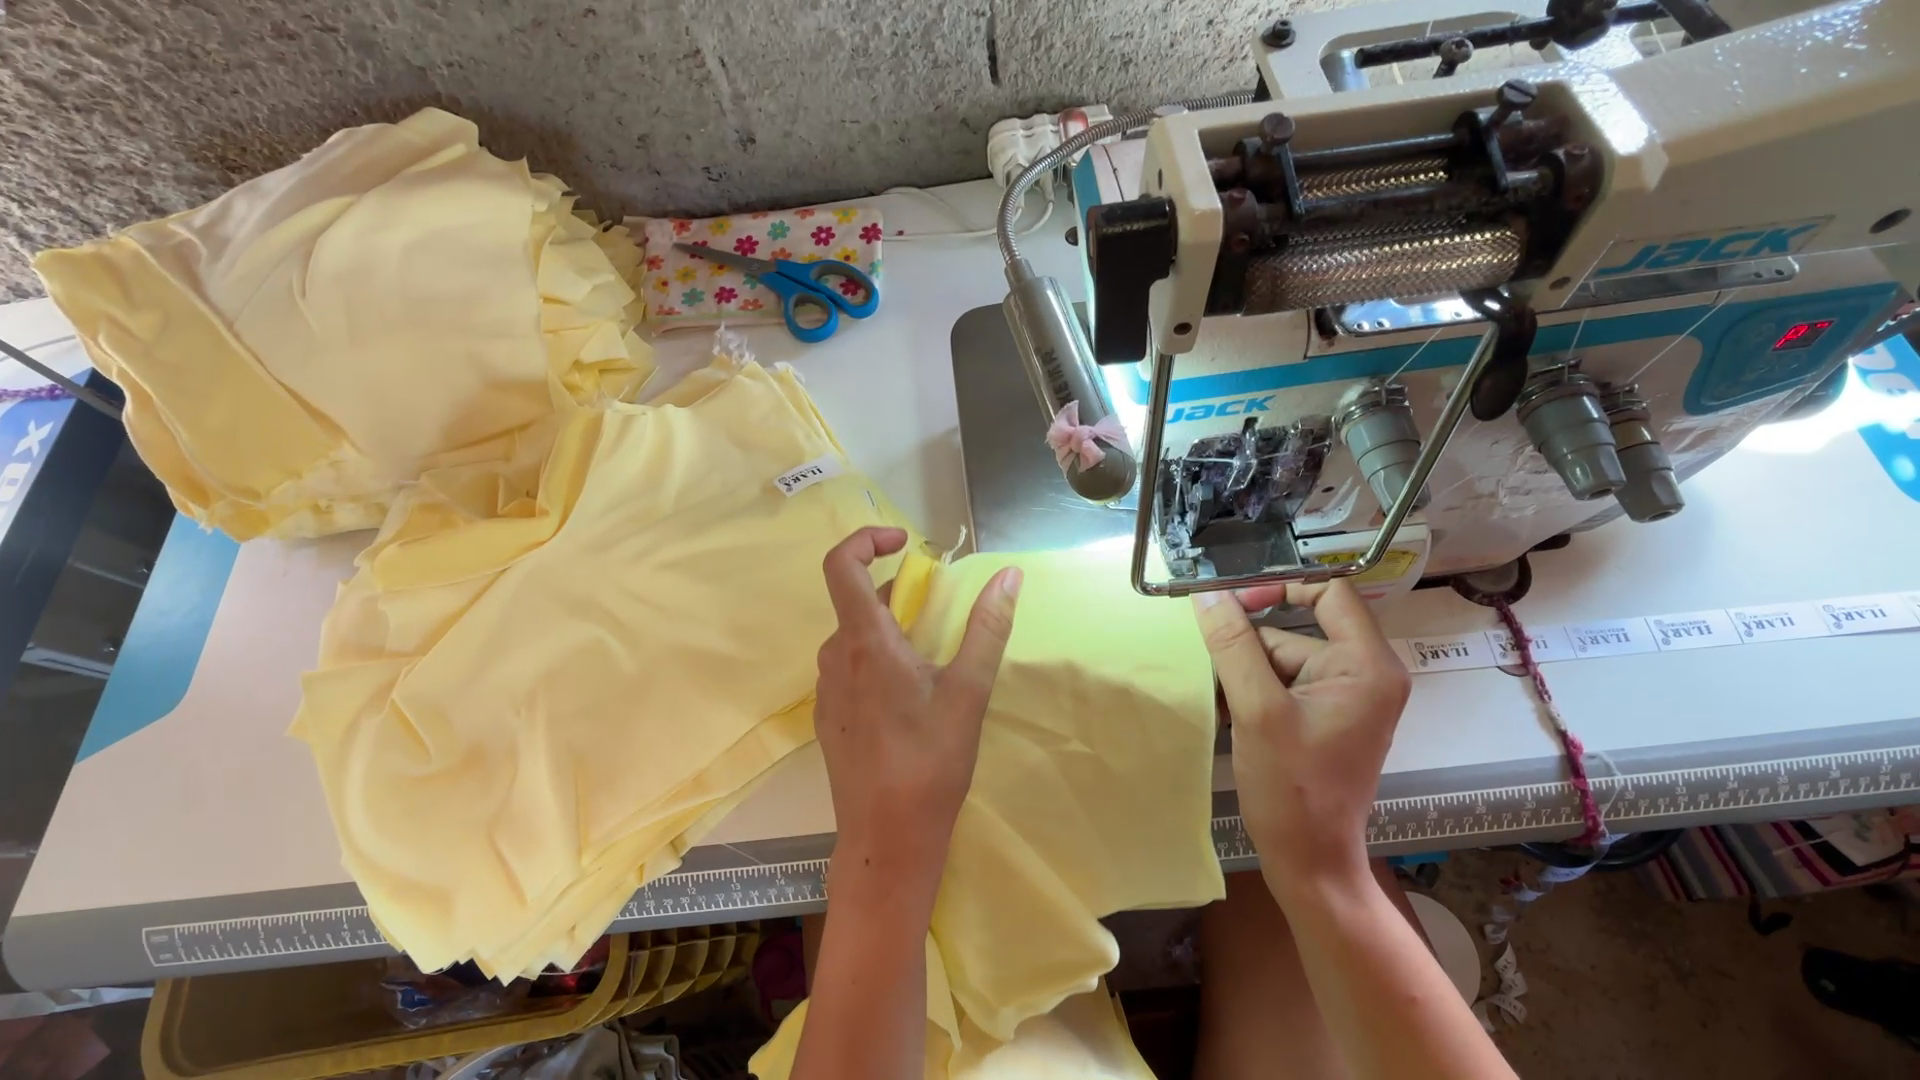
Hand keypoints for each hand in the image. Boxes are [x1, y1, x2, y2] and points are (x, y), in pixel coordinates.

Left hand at [815, 527, 1022, 886]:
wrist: (887, 838)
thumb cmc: (930, 761)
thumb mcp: (968, 691)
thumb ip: (987, 628)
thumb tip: (1009, 575)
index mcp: (865, 642)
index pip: (841, 564)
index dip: (867, 539)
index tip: (906, 543)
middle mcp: (835, 658)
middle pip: (856, 602)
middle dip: (898, 594)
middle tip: (940, 612)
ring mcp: (827, 691)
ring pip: (855, 638)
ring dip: (891, 629)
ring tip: (933, 660)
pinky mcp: (829, 718)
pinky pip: (850, 669)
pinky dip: (878, 660)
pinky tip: (910, 700)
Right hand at [1192, 580, 1409, 885]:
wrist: (1309, 861)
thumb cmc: (1292, 788)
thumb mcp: (1257, 710)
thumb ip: (1232, 646)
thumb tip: (1207, 595)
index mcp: (1368, 665)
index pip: (1329, 593)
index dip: (1280, 587)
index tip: (1233, 602)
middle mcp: (1366, 674)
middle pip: (1297, 630)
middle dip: (1250, 647)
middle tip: (1215, 671)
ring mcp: (1346, 698)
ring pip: (1282, 658)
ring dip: (1245, 674)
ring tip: (1223, 706)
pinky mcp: (1326, 718)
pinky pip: (1283, 684)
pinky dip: (1253, 694)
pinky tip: (1232, 716)